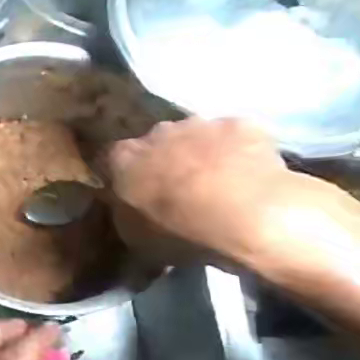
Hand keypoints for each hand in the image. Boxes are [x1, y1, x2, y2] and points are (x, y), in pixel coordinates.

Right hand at [100, 118, 345, 268]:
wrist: (246, 214)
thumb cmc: (180, 230)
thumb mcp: (136, 235)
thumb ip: (126, 212)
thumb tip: (127, 206)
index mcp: (124, 158)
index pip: (112, 158)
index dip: (124, 173)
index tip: (134, 190)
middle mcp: (157, 132)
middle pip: (156, 141)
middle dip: (164, 159)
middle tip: (177, 187)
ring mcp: (201, 123)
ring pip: (196, 135)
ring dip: (200, 152)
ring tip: (217, 182)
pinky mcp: (242, 124)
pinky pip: (235, 136)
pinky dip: (238, 150)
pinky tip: (248, 174)